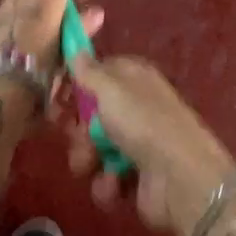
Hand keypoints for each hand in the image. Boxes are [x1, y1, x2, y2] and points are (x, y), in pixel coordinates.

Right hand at [65, 56, 235, 235]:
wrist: (179, 178)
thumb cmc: (142, 122)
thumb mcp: (110, 89)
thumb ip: (89, 71)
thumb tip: (76, 50)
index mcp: (133, 79)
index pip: (98, 74)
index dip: (77, 85)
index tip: (56, 97)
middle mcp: (135, 108)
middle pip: (92, 115)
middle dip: (79, 130)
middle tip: (75, 137)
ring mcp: (137, 144)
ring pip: (95, 149)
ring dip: (88, 160)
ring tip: (92, 166)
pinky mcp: (136, 178)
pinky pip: (108, 178)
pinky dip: (107, 184)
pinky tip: (114, 185)